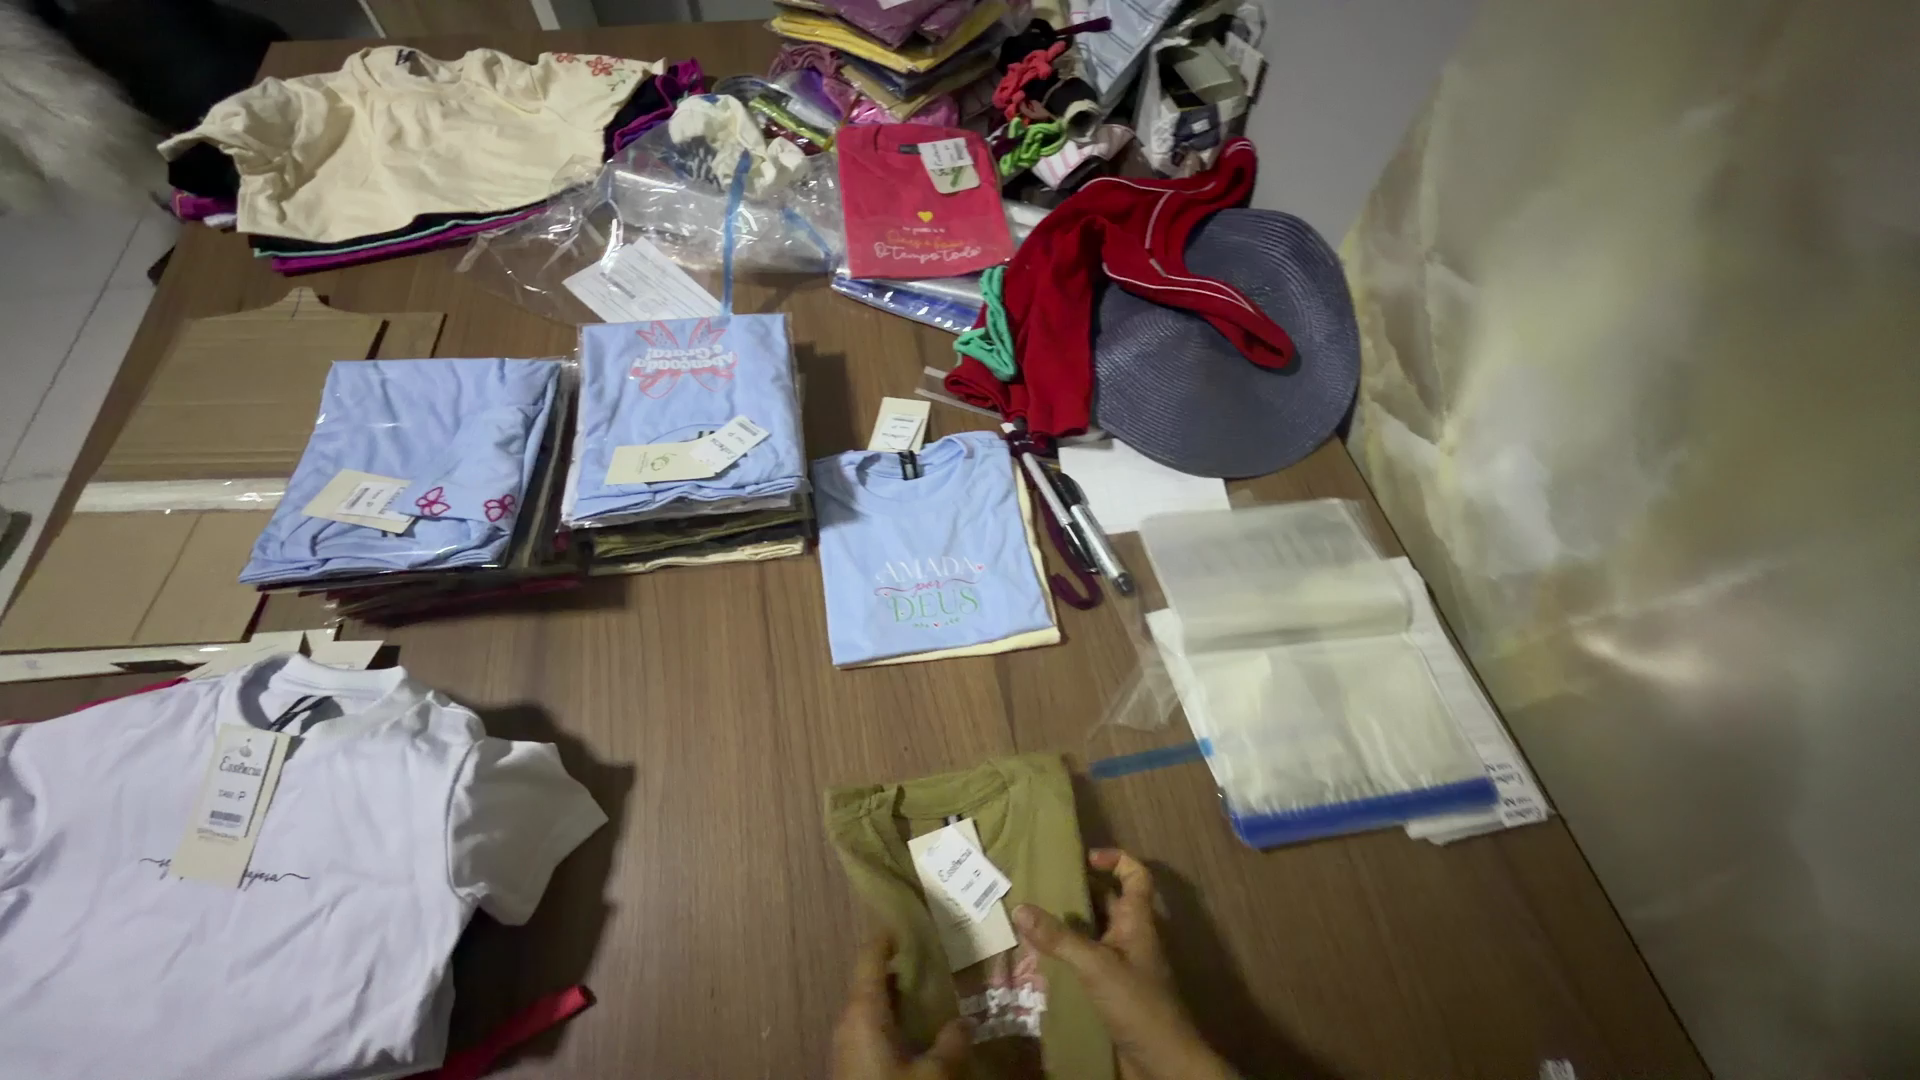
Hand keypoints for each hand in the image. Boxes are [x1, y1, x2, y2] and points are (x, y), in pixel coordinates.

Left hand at [832, 933, 971, 1079]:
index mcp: (863, 1009)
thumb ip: (953, 1042)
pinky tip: (916, 1027)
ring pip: (874, 1003)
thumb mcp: (933, 1074)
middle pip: (874, 977)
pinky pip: (872, 1025)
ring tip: (930, 990)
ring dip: (899, 993)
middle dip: (902, 965)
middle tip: (933, 957)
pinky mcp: (851, 1060)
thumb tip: (967, 1021)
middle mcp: (849, 1018)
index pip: (871, 955)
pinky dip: (893, 1015)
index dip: (890, 934)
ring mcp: (847, 1040)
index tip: (912, 919)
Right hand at [1013, 849, 1235, 1079]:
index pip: (1136, 874)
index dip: (1116, 858)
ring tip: (1036, 915)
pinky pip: (1090, 958)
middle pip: (1109, 899)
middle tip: (1045, 883)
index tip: (1085, 858)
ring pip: (1096, 930)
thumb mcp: (1096, 966)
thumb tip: (1020, 907)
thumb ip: (1059, 938)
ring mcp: (1124, 963)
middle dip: (1080, 889)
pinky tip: (1044, 956)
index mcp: (1137, 920)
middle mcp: (1132, 935)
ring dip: (1071, 922)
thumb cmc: (1138, 1003)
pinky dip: (1070, 952)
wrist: (1164, 1062)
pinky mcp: (1114, 988)